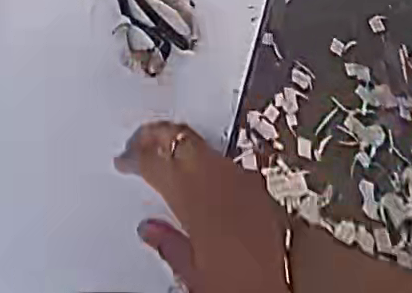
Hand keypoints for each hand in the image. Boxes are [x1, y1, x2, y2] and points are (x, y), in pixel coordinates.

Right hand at [115, 122, 287, 292]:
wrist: (289, 291)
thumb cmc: (242, 286)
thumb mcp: (195, 274)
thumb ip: (168, 244)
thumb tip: (148, 228)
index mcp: (193, 197)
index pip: (154, 159)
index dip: (134, 154)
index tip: (123, 159)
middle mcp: (216, 178)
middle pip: (177, 136)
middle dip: (153, 134)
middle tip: (137, 141)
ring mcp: (238, 176)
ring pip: (198, 142)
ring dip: (177, 140)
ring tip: (162, 148)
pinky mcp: (255, 183)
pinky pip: (220, 158)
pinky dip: (202, 156)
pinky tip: (196, 167)